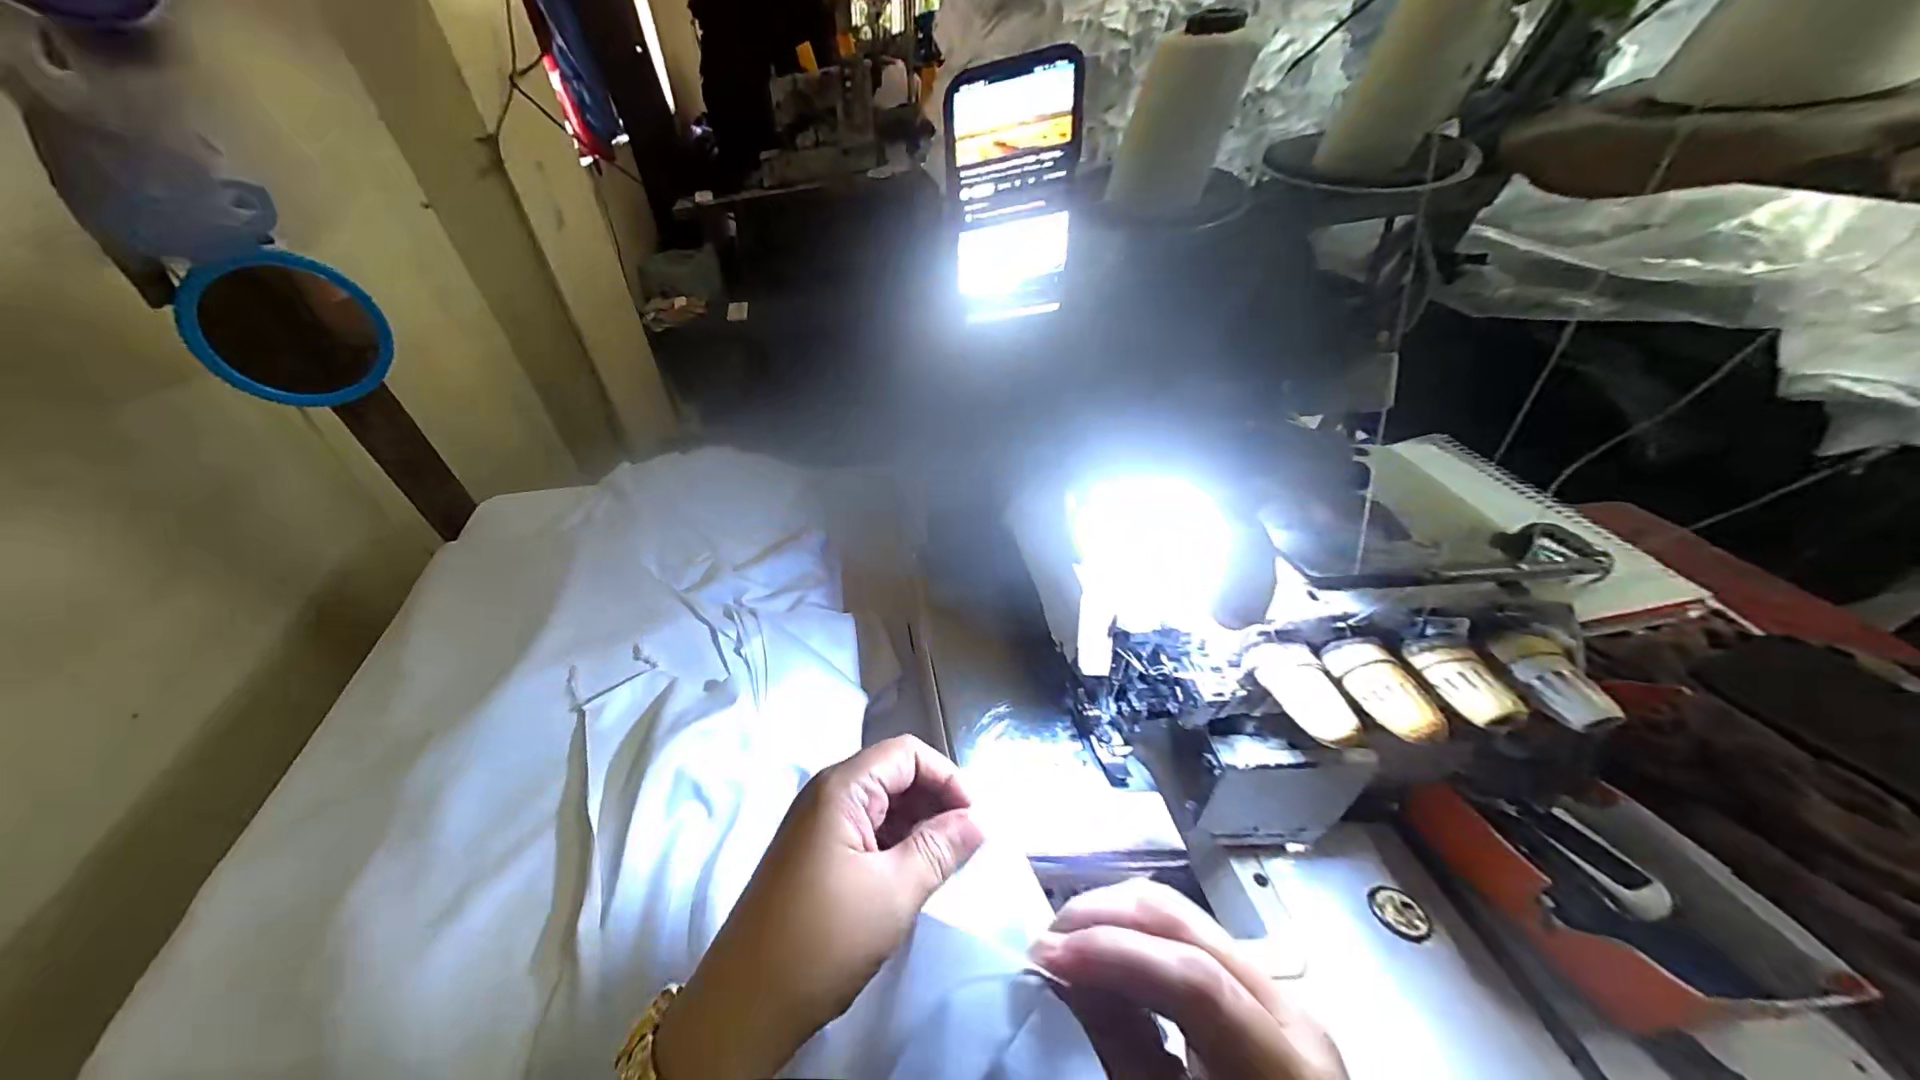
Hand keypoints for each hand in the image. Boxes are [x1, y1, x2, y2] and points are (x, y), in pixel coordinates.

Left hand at [654, 735, 984, 1079]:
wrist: (744, 1006)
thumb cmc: (823, 940)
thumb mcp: (894, 892)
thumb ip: (941, 848)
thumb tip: (978, 821)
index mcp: (842, 788)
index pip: (907, 754)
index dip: (947, 777)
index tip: (976, 819)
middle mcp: (827, 794)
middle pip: (894, 774)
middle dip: (936, 800)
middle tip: (967, 843)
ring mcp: (817, 824)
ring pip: (882, 803)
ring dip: (919, 824)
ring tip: (947, 862)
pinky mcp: (814, 853)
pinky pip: (866, 829)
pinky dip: (897, 843)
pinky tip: (914, 873)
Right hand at [1031, 879, 1346, 1079]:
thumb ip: (1119, 1052)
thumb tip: (1061, 980)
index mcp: (1282, 1066)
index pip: (1195, 980)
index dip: (1115, 956)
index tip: (1047, 958)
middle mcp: (1286, 1009)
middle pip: (1184, 923)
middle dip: (1102, 916)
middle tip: (1044, 942)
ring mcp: (1271, 991)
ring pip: (1180, 915)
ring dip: (1112, 917)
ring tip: (1062, 943)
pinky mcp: (1250, 989)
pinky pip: (1183, 937)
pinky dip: (1132, 934)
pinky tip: (1098, 954)